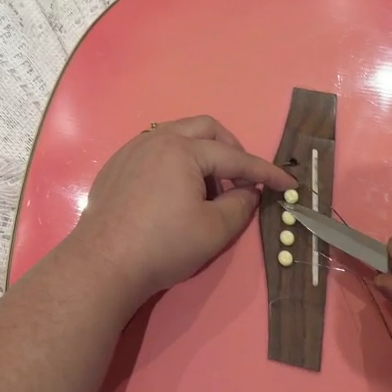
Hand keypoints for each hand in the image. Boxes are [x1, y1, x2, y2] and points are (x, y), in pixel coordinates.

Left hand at [59, 116, 296, 310]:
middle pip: (204, 129)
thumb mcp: (213, 231)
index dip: (264, 172)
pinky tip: (175, 192)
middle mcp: (156, 139)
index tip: (288, 183)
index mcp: (182, 149)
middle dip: (230, 149)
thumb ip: (240, 206)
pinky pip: (155, 149)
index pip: (234, 157)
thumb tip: (249, 193)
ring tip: (209, 189)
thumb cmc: (163, 245)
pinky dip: (175, 161)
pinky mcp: (117, 165)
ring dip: (201, 154)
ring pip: (177, 135)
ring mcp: (132, 149)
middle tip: (241, 179)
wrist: (104, 262)